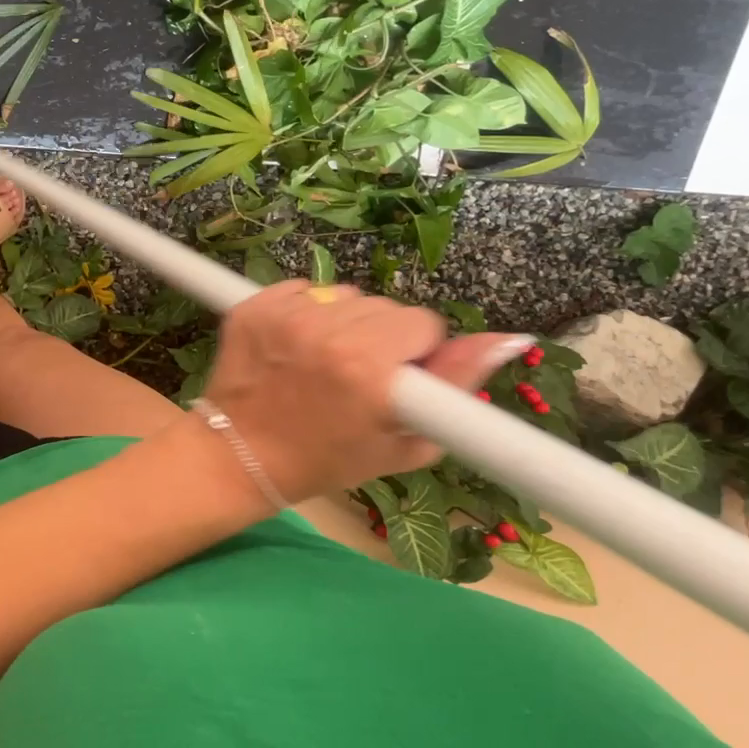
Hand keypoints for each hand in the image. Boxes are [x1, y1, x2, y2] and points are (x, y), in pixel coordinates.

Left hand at [200, 281, 533, 503]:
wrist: (241, 453)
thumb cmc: (328, 458)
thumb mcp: (408, 441)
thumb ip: (458, 385)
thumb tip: (507, 338)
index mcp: (369, 368)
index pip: (422, 322)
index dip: (418, 351)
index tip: (400, 375)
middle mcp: (324, 334)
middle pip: (382, 306)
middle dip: (383, 335)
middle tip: (361, 372)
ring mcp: (281, 318)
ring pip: (342, 295)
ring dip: (343, 320)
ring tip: (326, 359)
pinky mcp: (249, 309)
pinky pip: (299, 290)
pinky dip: (304, 310)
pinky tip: (297, 343)